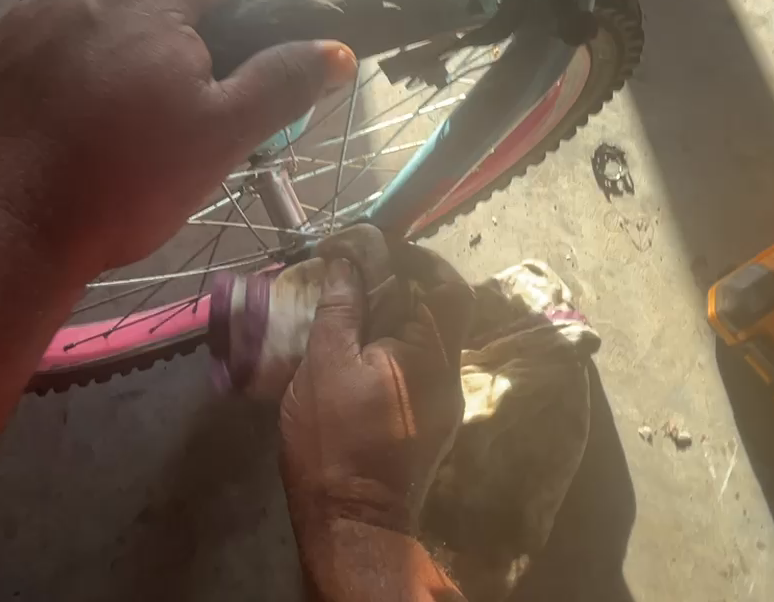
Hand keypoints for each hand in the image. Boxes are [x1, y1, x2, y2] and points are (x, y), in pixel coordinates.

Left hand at [0, 0, 355, 276]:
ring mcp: (26, 17)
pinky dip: (73, 54)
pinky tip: (72, 109)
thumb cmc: (126, 178)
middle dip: (186, 11)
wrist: (2, 230)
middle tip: (198, 75)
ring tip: (133, 95)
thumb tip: (336, 49)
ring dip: (126, 30)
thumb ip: (283, 83)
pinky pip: (47, 34)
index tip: (252, 38)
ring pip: (96, 4)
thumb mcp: (222, 134)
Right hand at [279, 236, 472, 540]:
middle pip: (438, 308)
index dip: (417, 258)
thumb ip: (341, 307)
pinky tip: (353, 338)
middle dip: (400, 280)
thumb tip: (348, 260)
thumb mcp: (326, 363)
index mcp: (429, 355)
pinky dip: (388, 337)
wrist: (350, 526)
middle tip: (358, 268)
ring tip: (349, 297)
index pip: (447, 287)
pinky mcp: (423, 416)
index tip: (377, 247)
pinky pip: (413, 358)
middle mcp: (445, 373)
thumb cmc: (335, 442)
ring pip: (424, 333)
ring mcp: (438, 398)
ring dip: (392, 309)